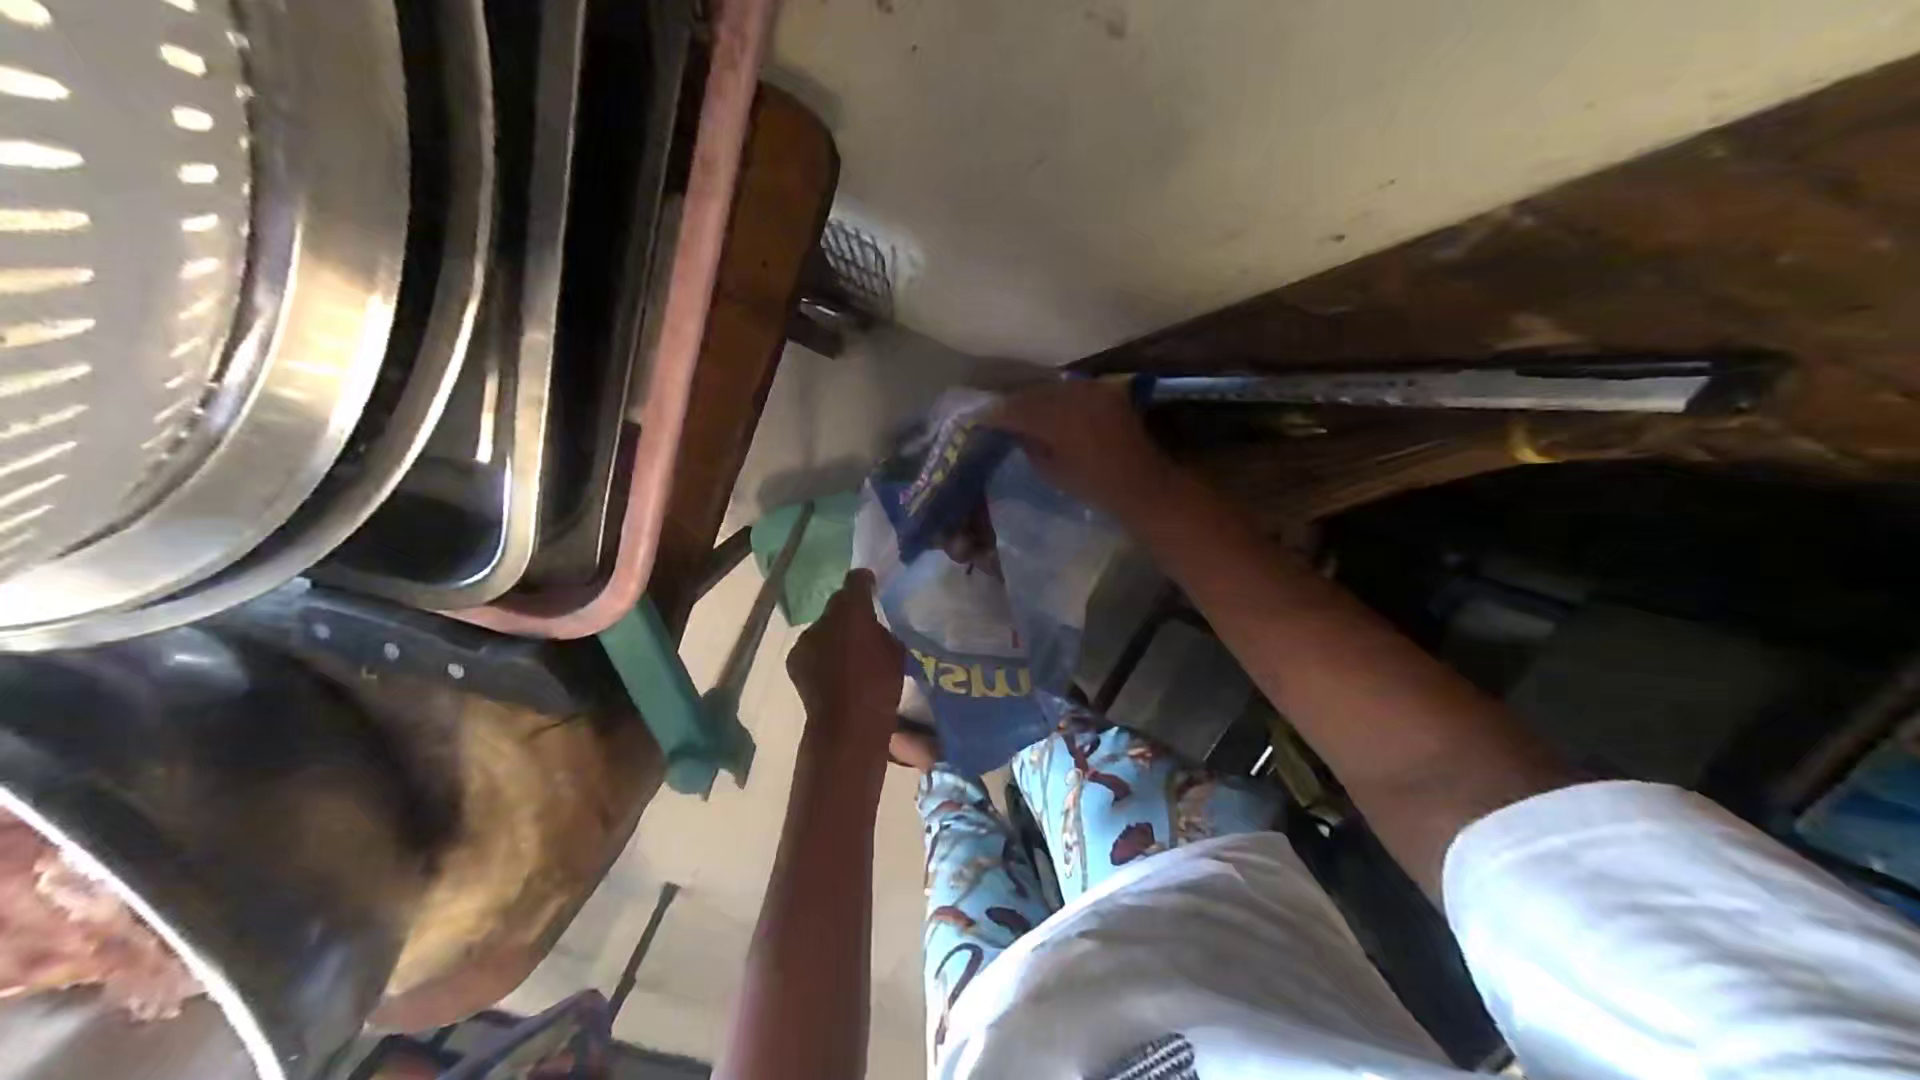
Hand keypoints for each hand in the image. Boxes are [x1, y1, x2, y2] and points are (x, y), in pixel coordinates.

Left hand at [786, 570, 906, 761]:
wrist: (848, 724)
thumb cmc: (881, 687)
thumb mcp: (895, 652)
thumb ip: (882, 630)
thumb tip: (872, 625)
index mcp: (854, 612)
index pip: (856, 580)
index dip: (864, 580)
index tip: (871, 584)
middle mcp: (826, 618)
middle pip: (837, 604)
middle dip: (849, 610)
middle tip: (862, 625)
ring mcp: (806, 638)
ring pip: (823, 626)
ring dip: (834, 633)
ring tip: (846, 652)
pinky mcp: (795, 658)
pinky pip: (812, 646)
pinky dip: (821, 652)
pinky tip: (831, 669)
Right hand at [986, 380, 1173, 519]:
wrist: (1143, 482)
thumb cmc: (1095, 486)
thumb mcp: (1051, 472)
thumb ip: (1030, 446)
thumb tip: (1016, 432)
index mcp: (1058, 419)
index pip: (1015, 410)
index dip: (995, 415)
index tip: (979, 420)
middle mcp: (1074, 396)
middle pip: (1032, 393)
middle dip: (1013, 404)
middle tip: (997, 415)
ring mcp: (1093, 389)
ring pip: (1051, 388)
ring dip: (1035, 398)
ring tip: (1021, 411)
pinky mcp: (1106, 390)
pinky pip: (1071, 389)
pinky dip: (1057, 397)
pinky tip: (1049, 408)